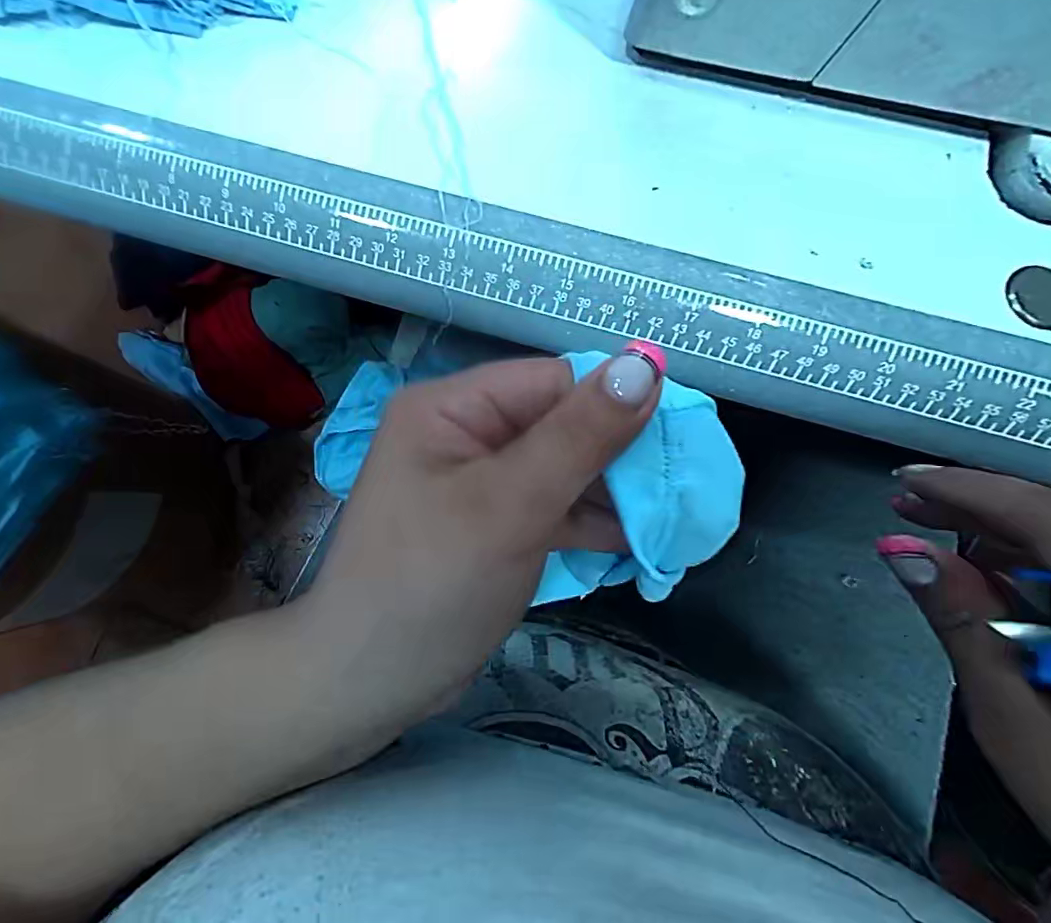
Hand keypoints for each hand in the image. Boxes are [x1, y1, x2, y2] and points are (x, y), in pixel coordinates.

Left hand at [297, 352, 661, 733]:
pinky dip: (590, 522)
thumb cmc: (432, 583)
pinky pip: (550, 506)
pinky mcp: (491, 525)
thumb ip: (580, 436)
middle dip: (621, 457)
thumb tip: (645, 365)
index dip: (617, 405)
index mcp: (452, 406)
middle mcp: (464, 433)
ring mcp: (478, 482)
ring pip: (562, 468)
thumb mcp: (511, 504)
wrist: (368, 685)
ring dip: (614, 494)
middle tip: (682, 491)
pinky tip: (638, 541)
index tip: (679, 443)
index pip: (553, 383)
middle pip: (561, 424)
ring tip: (673, 521)